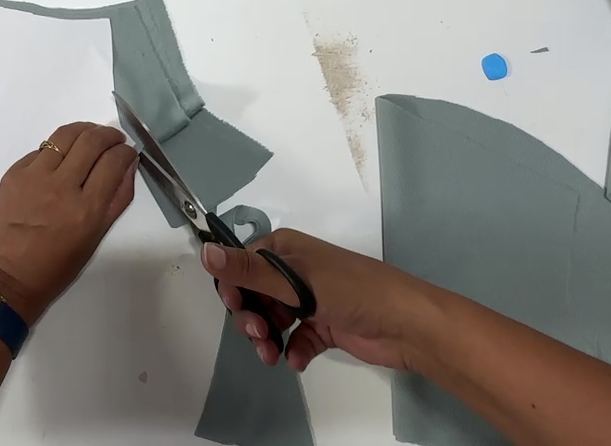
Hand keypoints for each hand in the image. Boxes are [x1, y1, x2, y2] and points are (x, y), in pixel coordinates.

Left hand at [0, 122, 137, 323]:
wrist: (10, 275)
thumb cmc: (58, 265)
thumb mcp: (96, 237)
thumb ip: (117, 198)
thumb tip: (128, 164)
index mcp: (86, 209)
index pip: (113, 162)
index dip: (126, 152)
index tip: (129, 152)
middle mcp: (60, 187)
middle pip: (91, 141)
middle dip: (109, 135)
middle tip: (114, 139)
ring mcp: (34, 176)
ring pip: (65, 135)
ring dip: (84, 130)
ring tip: (92, 136)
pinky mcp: (14, 173)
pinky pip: (41, 149)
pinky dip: (57, 148)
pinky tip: (62, 158)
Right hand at [201, 228, 438, 372]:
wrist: (406, 324)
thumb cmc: (349, 290)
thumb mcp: (295, 279)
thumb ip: (248, 270)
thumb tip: (204, 252)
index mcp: (283, 249)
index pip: (242, 264)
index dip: (233, 287)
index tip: (236, 308)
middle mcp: (292, 271)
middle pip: (253, 294)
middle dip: (250, 318)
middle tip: (260, 338)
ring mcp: (308, 299)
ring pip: (271, 319)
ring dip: (266, 338)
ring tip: (273, 355)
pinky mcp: (323, 325)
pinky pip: (295, 338)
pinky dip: (292, 349)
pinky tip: (298, 360)